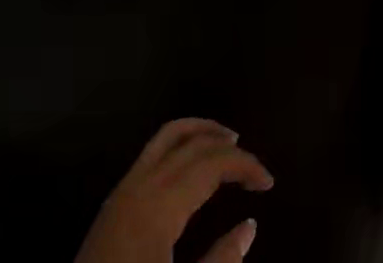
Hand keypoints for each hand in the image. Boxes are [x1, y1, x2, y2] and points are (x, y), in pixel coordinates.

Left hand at [74, 118, 273, 262]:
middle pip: (192, 144)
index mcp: (160, 206)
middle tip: (254, 169)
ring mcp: (123, 190)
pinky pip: (151, 152)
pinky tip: (191, 162)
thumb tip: (249, 226)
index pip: (211, 163)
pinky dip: (178, 143)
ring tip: (227, 140)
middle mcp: (141, 186)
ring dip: (201, 131)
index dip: (245, 165)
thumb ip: (220, 261)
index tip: (268, 184)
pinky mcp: (114, 202)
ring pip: (167, 136)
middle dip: (228, 148)